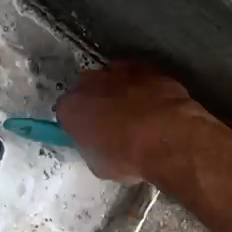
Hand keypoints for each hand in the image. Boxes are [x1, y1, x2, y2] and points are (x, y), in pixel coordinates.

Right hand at [55, 63, 225, 182]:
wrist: (164, 136)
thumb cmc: (127, 157)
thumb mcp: (99, 165)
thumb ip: (92, 147)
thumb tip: (98, 144)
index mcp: (70, 108)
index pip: (67, 112)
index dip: (79, 123)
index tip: (90, 134)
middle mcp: (88, 83)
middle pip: (87, 89)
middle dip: (97, 102)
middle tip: (113, 122)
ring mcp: (116, 71)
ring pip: (112, 78)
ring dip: (120, 91)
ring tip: (137, 112)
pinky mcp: (143, 66)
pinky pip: (137, 74)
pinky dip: (142, 85)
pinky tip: (153, 100)